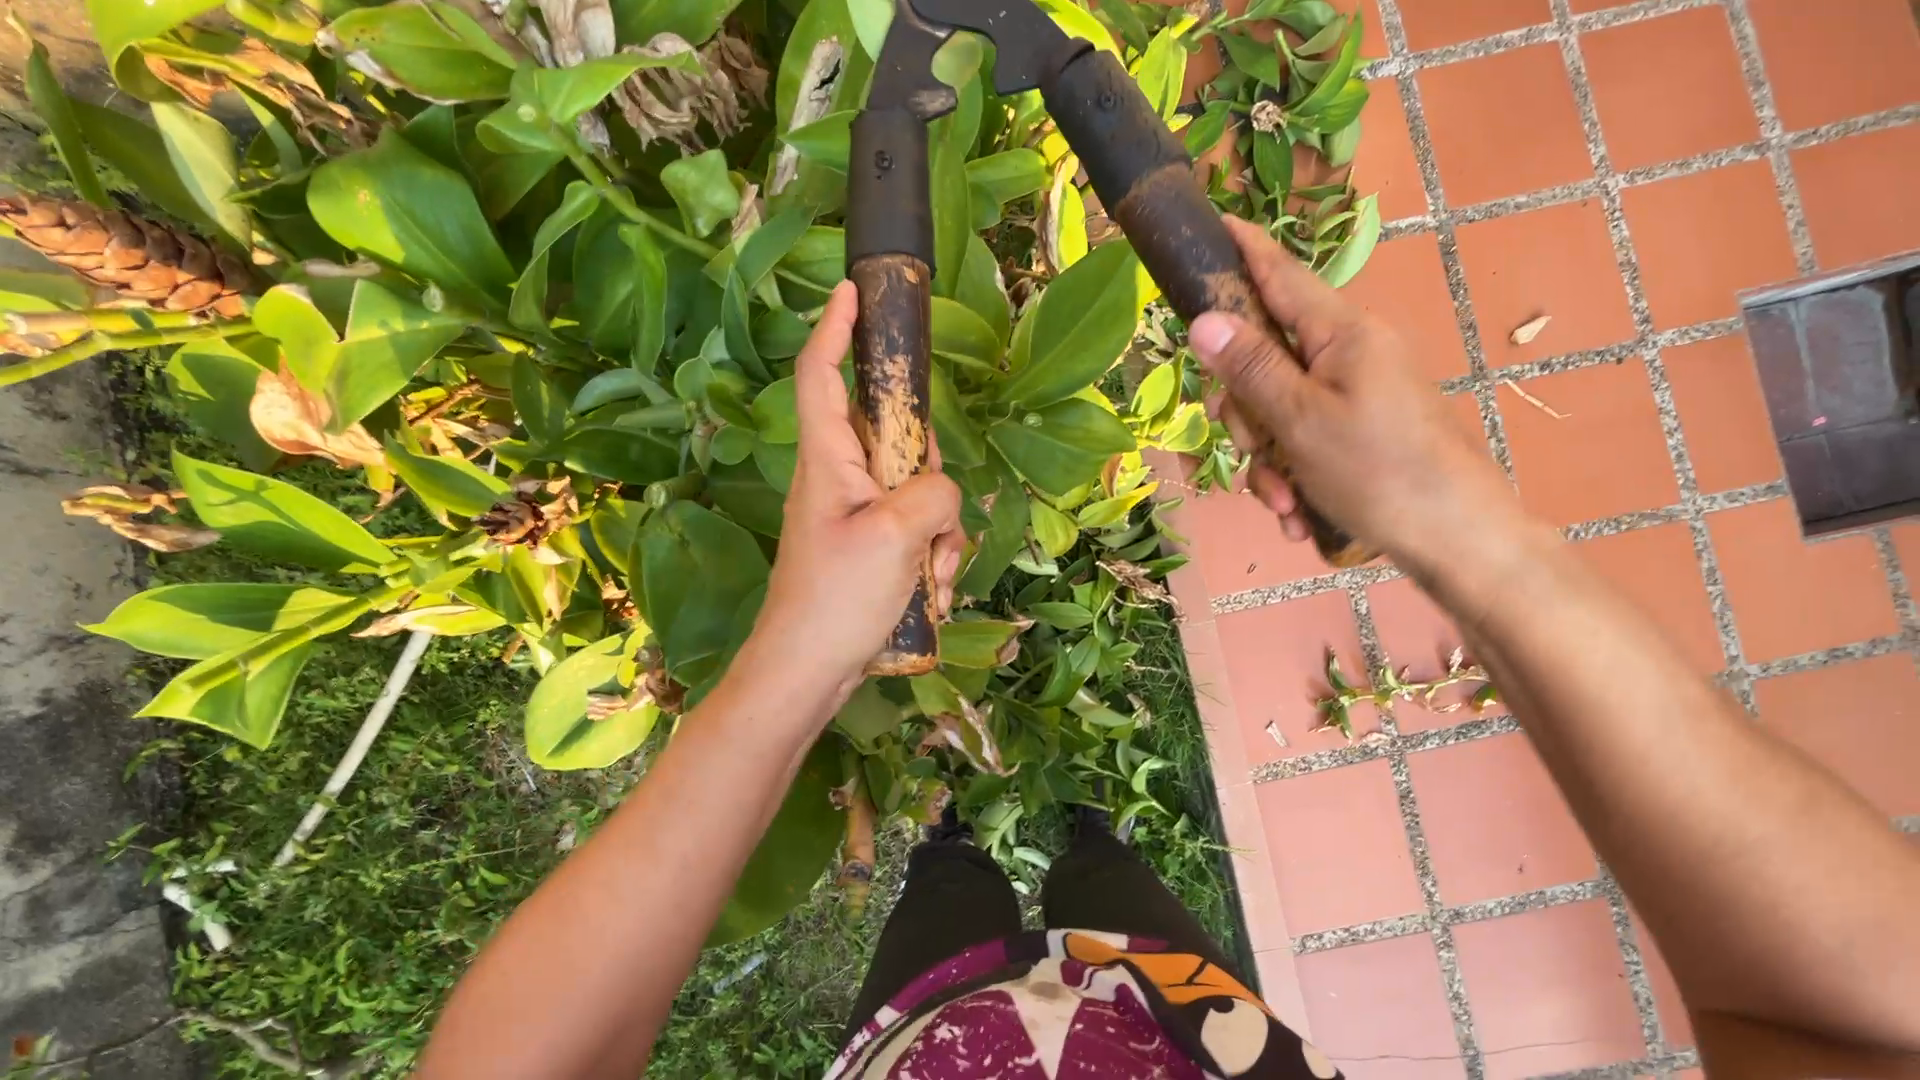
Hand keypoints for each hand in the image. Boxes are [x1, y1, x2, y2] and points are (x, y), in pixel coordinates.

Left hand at [745, 281, 964, 701]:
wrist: (806, 671)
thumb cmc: (835, 599)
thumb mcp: (896, 537)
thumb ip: (932, 494)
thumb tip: (941, 493)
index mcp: (826, 460)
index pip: (820, 375)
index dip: (833, 328)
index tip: (851, 289)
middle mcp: (837, 478)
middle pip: (894, 440)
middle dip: (929, 479)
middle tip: (934, 527)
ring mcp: (854, 515)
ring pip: (917, 492)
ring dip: (938, 531)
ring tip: (929, 575)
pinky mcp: (868, 546)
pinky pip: (915, 530)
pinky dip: (931, 556)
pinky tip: (928, 591)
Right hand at [1188, 216, 1524, 570]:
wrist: (1458, 539)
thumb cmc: (1381, 471)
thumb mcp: (1302, 420)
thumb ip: (1252, 368)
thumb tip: (1203, 319)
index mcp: (1341, 334)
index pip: (1280, 275)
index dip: (1244, 249)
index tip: (1212, 221)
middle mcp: (1348, 355)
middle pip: (1263, 358)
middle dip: (1245, 411)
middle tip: (1250, 449)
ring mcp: (1355, 395)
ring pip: (1276, 409)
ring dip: (1267, 459)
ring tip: (1283, 502)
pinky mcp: (1359, 433)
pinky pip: (1302, 442)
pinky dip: (1292, 478)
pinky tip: (1299, 515)